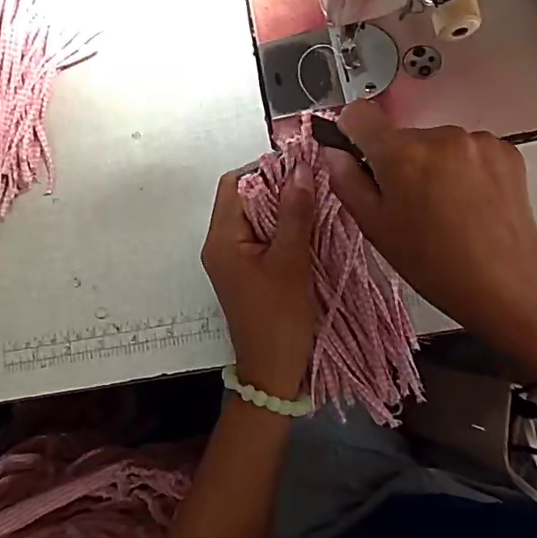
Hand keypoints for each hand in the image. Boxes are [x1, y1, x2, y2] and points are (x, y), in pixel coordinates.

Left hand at [201, 166, 317, 399]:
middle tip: (315, 183)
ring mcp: (233, 259)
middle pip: (244, 197)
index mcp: (222, 239)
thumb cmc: (280, 319)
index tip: (302, 166)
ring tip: (316, 203)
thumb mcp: (291, 262)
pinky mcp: (247, 272)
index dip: (266, 169)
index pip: (236, 183)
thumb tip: (301, 169)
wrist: (272, 370)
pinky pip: (262, 237)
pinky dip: (283, 228)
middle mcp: (220, 244)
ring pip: (256, 217)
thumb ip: (295, 214)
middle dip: (278, 186)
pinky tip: (309, 228)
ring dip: (283, 208)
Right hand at [325, 100, 536, 368]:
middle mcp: (439, 136)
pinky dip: (465, 170)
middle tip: (409, 204)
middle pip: (404, 136)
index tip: (357, 152)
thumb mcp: (376, 229)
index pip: (360, 114)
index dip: (352, 132)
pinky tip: (470, 204)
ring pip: (438, 145)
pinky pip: (470, 151)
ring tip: (445, 209)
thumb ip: (348, 182)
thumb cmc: (435, 264)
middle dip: (400, 161)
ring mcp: (476, 140)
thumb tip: (334, 153)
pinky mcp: (505, 150)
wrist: (505, 281)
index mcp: (401, 154)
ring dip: (435, 166)